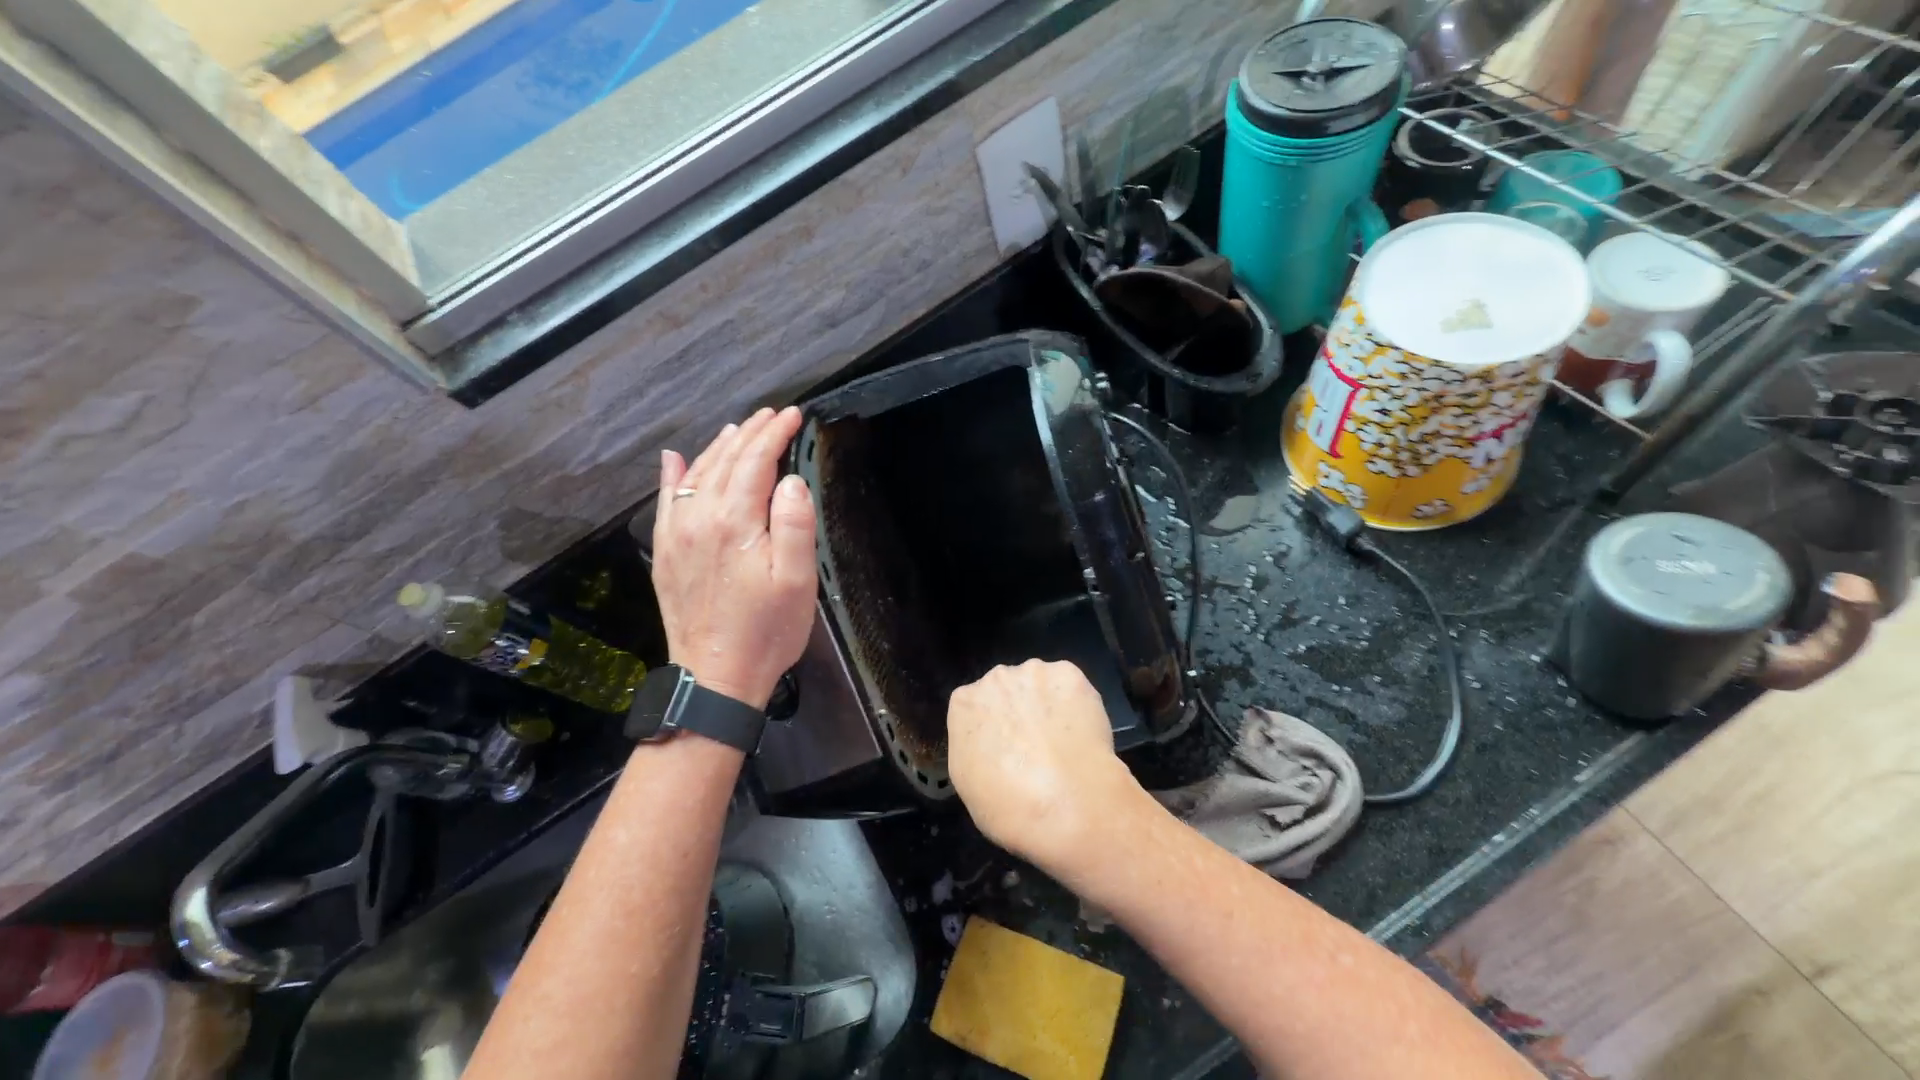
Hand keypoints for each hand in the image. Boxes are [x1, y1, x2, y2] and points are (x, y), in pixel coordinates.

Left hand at [652, 407, 816, 710]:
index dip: (776, 434)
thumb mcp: (796, 580)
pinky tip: (674, 458)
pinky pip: (666, 500)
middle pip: (725, 461)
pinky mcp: (665, 553)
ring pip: (696, 474)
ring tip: (738, 430)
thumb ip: (795, 523)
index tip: (794, 415)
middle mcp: (699, 517)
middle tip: (772, 415)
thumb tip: (791, 480)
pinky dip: (672, 474)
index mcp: (735, 521)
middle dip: (751, 433)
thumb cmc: (766, 630)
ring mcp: (676, 534)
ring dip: (719, 447)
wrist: (715, 677)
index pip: (756, 461)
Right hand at [946, 660, 1154, 874]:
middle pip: (1007, 690)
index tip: (1005, 750)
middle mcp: (995, 678)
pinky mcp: (1070, 676)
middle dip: (1019, 711)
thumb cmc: (1008, 806)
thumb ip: (972, 748)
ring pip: (1041, 685)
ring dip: (1048, 706)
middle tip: (1036, 747)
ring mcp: (1034, 673)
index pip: (974, 707)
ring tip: (1064, 742)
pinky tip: (1082, 735)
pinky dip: (1077, 705)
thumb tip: (990, 744)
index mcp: (963, 703)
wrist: (1067, 805)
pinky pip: (1071, 689)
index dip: (992, 728)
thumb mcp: (968, 783)